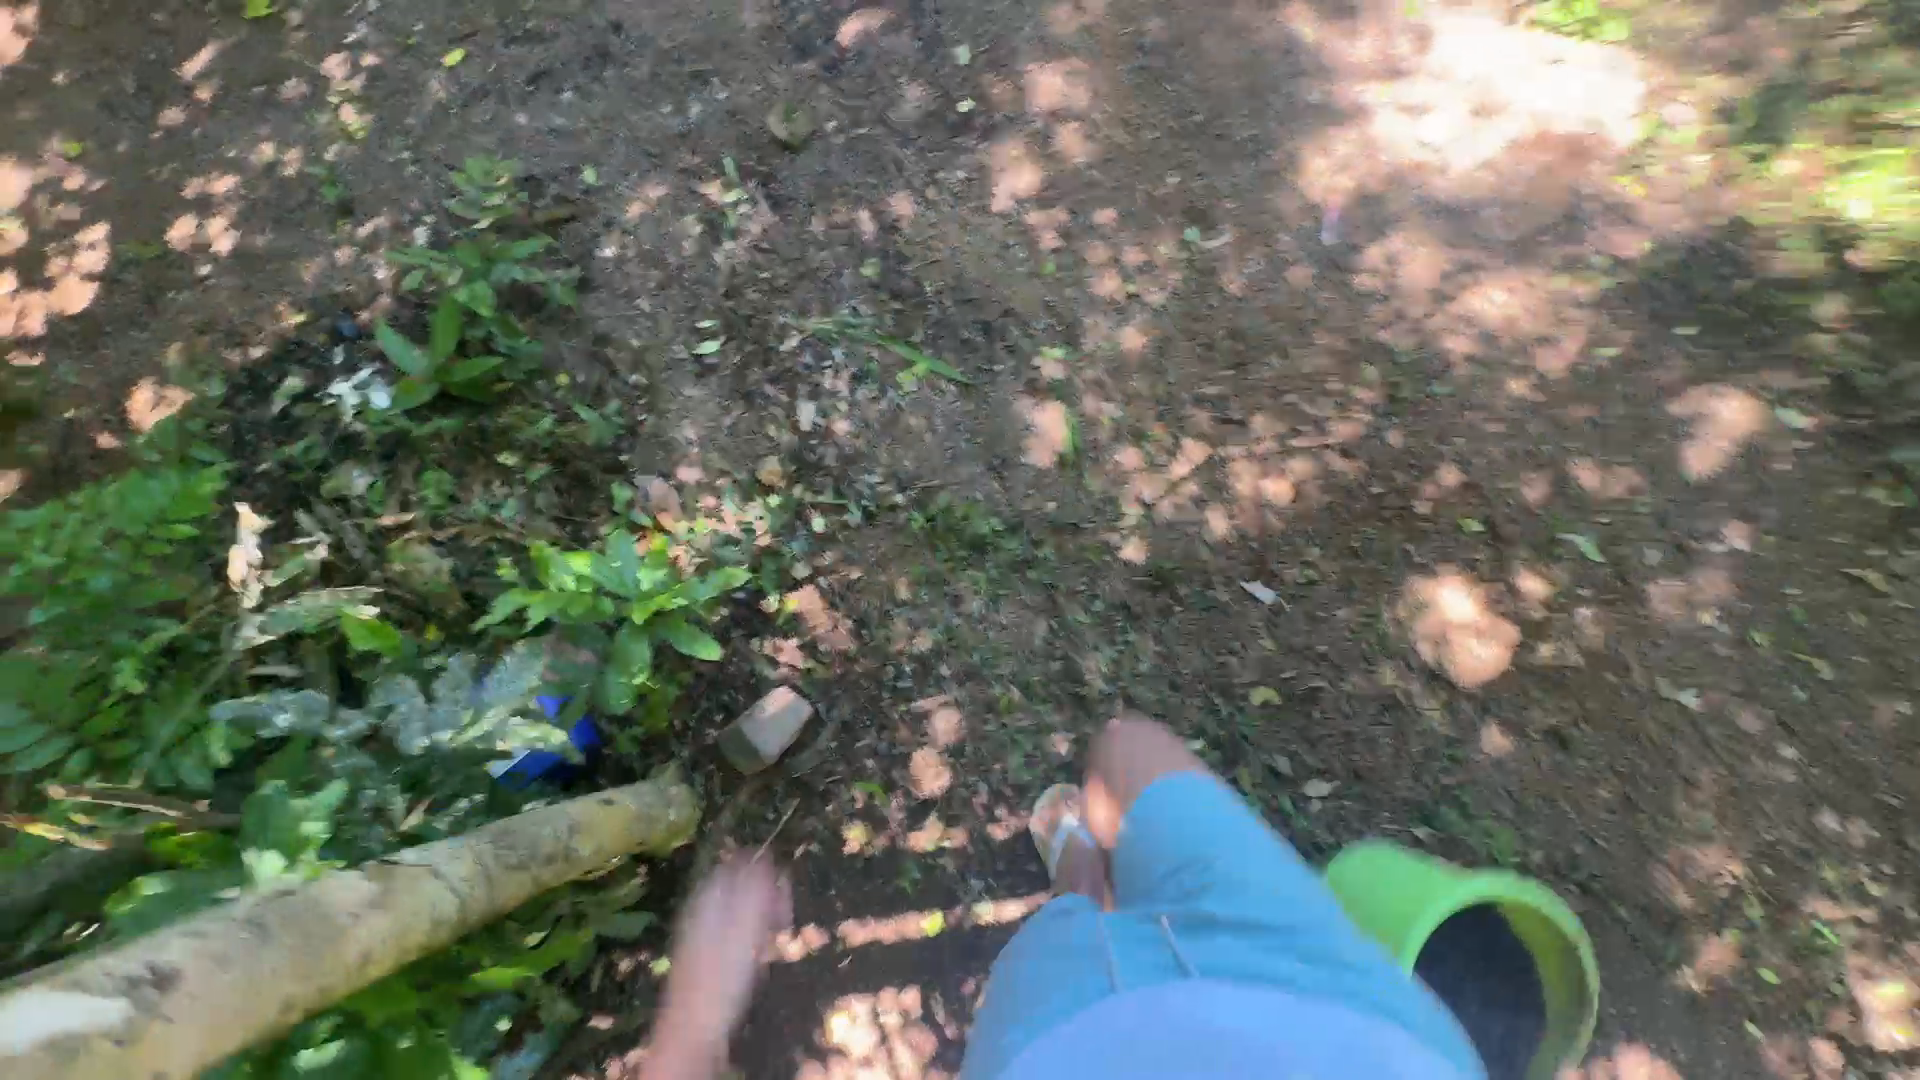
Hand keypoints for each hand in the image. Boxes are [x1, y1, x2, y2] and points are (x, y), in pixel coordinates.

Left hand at [642, 854, 792, 1078]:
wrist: (693, 1029)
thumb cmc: (723, 975)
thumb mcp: (746, 924)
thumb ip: (756, 887)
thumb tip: (766, 854)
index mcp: (710, 894)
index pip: (742, 861)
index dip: (767, 871)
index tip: (784, 894)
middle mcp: (704, 906)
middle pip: (742, 883)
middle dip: (767, 896)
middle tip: (780, 921)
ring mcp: (703, 929)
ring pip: (741, 907)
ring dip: (762, 919)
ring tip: (769, 943)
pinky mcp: (706, 953)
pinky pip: (736, 929)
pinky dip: (752, 938)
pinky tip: (756, 958)